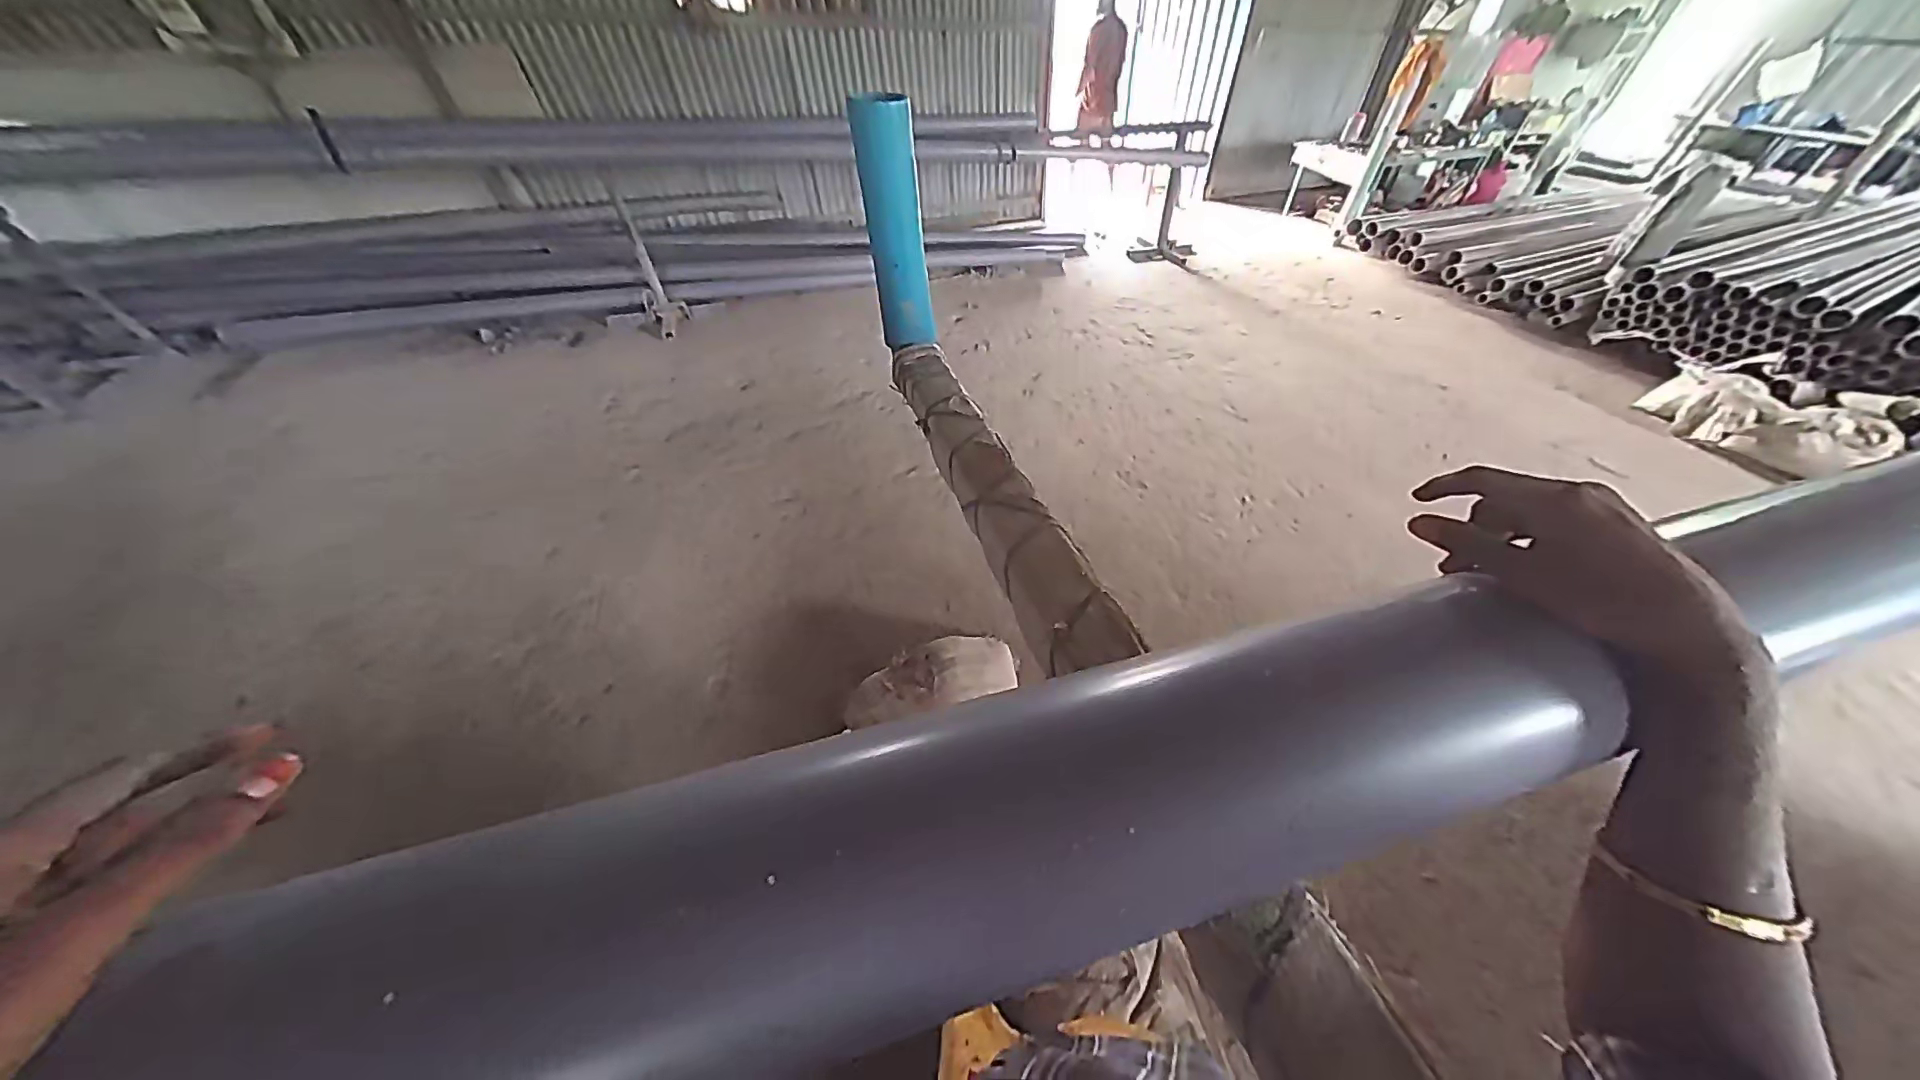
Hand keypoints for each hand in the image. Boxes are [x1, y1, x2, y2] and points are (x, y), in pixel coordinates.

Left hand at [0, 725, 299, 1078]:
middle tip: (273, 773)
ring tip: (244, 818)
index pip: (128, 776)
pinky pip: (101, 890)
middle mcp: (10, 868)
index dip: (203, 751)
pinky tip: (168, 881)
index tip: (270, 734)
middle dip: (202, 788)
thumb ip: (185, 845)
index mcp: (16, 845)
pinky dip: (152, 868)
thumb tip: (280, 767)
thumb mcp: (92, 920)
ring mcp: (11, 917)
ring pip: (111, 854)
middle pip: (121, 815)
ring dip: (182, 829)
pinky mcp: (18, 956)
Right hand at [1407, 467, 1773, 725]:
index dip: (1445, 487)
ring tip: (1488, 571)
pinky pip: (1556, 522)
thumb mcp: (1520, 573)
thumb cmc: (1599, 599)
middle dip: (1472, 527)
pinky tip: (1527, 567)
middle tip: (1455, 565)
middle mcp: (1580, 495)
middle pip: (1505, 500)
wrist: (1686, 628)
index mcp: (1554, 499)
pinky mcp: (1620, 527)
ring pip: (1530, 512)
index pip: (1483, 480)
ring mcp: (1604, 509)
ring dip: (1499, 536)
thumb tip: (1419, 522)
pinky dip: (1528, 539)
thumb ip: (1466, 544)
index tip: (1418, 499)